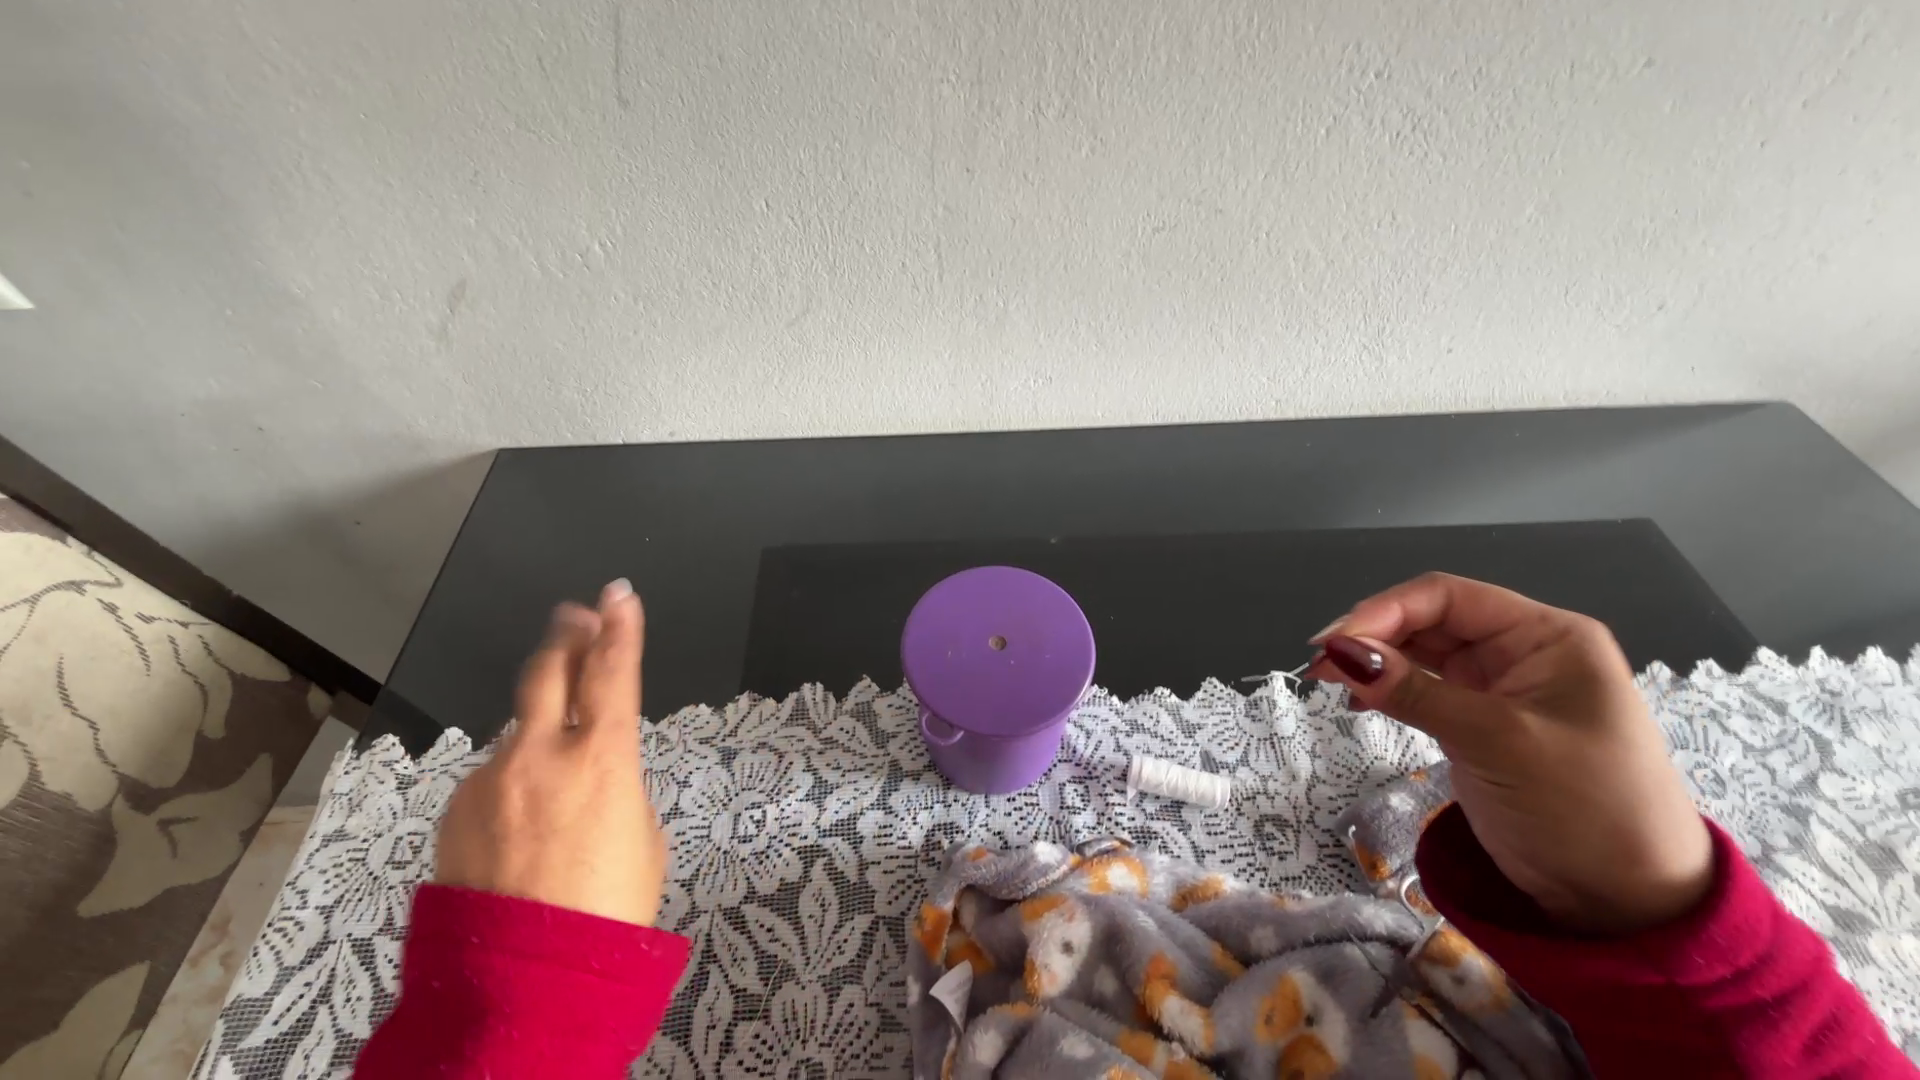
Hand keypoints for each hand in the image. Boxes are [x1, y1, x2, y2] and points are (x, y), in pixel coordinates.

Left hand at [434, 580, 667, 926]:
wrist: (527, 977)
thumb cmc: (612, 908)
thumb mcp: (643, 838)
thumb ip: (616, 788)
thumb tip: (592, 776)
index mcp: (603, 758)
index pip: (614, 672)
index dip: (621, 627)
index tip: (619, 595)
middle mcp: (542, 753)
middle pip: (549, 670)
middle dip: (567, 636)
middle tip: (574, 615)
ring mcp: (491, 778)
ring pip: (518, 731)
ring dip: (539, 731)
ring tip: (553, 775)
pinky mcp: (455, 809)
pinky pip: (492, 778)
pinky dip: (512, 785)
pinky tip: (519, 827)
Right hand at [1306, 573, 1711, 933]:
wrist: (1628, 901)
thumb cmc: (1581, 806)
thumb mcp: (1495, 740)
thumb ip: (1414, 691)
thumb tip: (1338, 652)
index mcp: (1546, 636)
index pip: (1448, 597)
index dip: (1385, 611)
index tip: (1333, 643)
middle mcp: (1522, 651)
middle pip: (1429, 620)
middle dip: (1372, 636)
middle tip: (1318, 665)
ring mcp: (1500, 687)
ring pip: (1421, 653)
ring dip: (1374, 661)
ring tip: (1327, 681)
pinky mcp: (1480, 722)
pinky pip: (1424, 688)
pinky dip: (1389, 689)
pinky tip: (1359, 701)